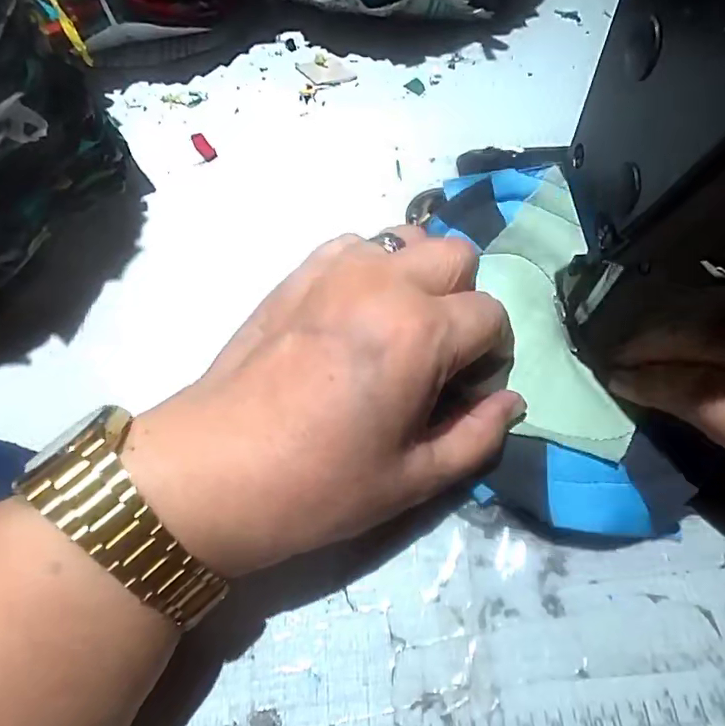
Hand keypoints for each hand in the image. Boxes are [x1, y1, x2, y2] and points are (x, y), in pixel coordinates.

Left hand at [120, 228, 522, 576]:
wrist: (211, 473)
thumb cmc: (319, 485)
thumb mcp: (414, 478)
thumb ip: (479, 436)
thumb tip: (513, 402)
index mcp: (420, 332)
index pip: (492, 315)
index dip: (490, 356)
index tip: (464, 391)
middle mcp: (385, 283)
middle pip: (459, 257)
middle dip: (463, 301)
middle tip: (436, 354)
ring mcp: (338, 269)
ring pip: (411, 240)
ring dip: (420, 278)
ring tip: (397, 329)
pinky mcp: (300, 271)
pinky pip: (360, 244)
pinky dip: (375, 268)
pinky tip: (356, 315)